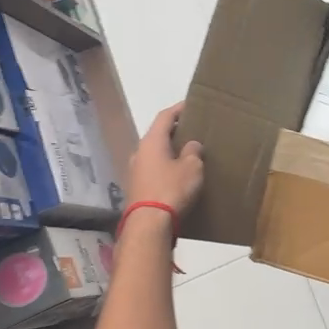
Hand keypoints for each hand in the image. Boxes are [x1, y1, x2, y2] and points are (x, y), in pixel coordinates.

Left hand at [125, 103, 203, 218]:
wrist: (149, 223)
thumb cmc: (172, 189)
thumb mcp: (191, 168)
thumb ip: (193, 152)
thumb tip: (191, 145)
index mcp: (152, 142)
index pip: (165, 117)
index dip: (178, 109)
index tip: (191, 105)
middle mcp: (139, 152)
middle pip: (157, 135)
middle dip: (174, 131)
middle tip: (193, 130)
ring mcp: (135, 170)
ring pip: (155, 153)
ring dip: (169, 150)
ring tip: (188, 153)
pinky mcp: (137, 187)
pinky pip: (153, 169)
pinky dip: (165, 166)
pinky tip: (178, 173)